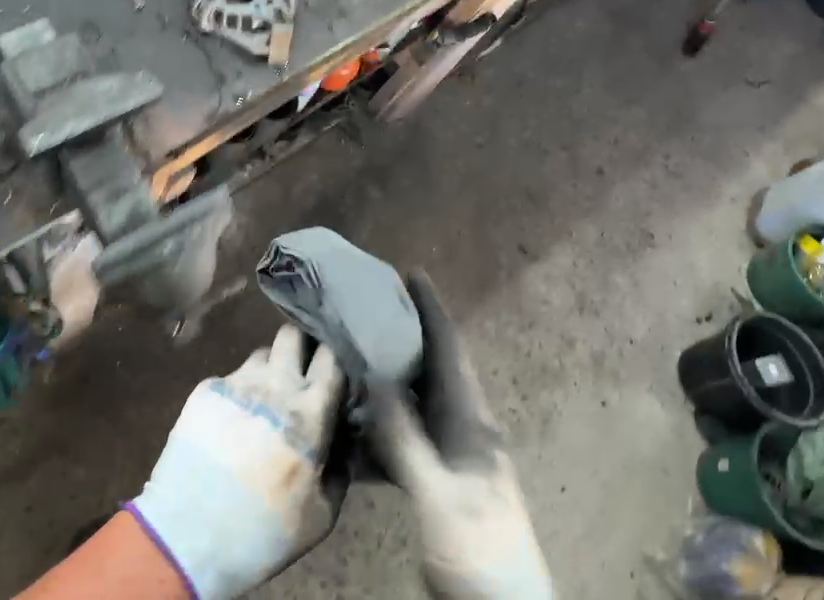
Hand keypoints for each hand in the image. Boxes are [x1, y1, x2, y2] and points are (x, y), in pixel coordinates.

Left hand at [127, 325, 345, 599]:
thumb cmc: (265, 532)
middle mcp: (274, 386)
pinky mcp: (204, 391)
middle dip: (300, 346)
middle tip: (301, 372)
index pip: (331, 357)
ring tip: (266, 398)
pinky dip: (237, 391)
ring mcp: (235, 384)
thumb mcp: (322, 515)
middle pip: (291, 334)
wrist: (190, 536)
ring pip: (260, 353)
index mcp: (310, 413)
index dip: (335, 358)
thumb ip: (342, 468)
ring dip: (269, 369)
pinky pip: (229, 377)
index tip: (336, 371)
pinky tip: (233, 420)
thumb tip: (346, 438)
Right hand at [368, 274, 553, 599]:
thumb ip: (406, 438)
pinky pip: (401, 443)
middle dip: (400, 336)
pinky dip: (375, 433)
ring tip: (344, 359)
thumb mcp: (438, 494)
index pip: (450, 350)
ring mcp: (449, 458)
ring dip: (381, 384)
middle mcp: (461, 430)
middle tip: (362, 308)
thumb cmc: (479, 550)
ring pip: (411, 406)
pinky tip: (346, 433)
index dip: (432, 310)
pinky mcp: (436, 483)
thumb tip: (377, 377)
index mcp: (470, 422)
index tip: (411, 272)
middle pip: (429, 370)